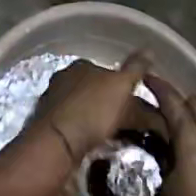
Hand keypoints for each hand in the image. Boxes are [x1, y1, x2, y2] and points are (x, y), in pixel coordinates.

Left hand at [32, 53, 153, 156]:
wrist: (55, 146)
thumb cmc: (91, 110)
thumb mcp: (121, 85)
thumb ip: (136, 67)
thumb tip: (149, 49)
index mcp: (81, 65)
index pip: (105, 70)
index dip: (121, 83)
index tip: (132, 99)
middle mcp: (63, 80)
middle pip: (92, 89)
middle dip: (107, 102)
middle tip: (124, 120)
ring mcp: (51, 104)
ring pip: (81, 108)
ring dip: (94, 119)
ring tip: (110, 135)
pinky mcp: (45, 128)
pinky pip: (72, 127)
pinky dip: (82, 133)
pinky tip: (91, 144)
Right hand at [143, 74, 195, 195]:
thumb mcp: (168, 190)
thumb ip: (163, 170)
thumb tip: (163, 166)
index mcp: (189, 130)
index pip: (171, 99)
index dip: (158, 87)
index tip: (147, 78)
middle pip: (194, 101)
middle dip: (179, 101)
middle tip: (162, 112)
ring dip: (193, 119)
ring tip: (177, 135)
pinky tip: (195, 156)